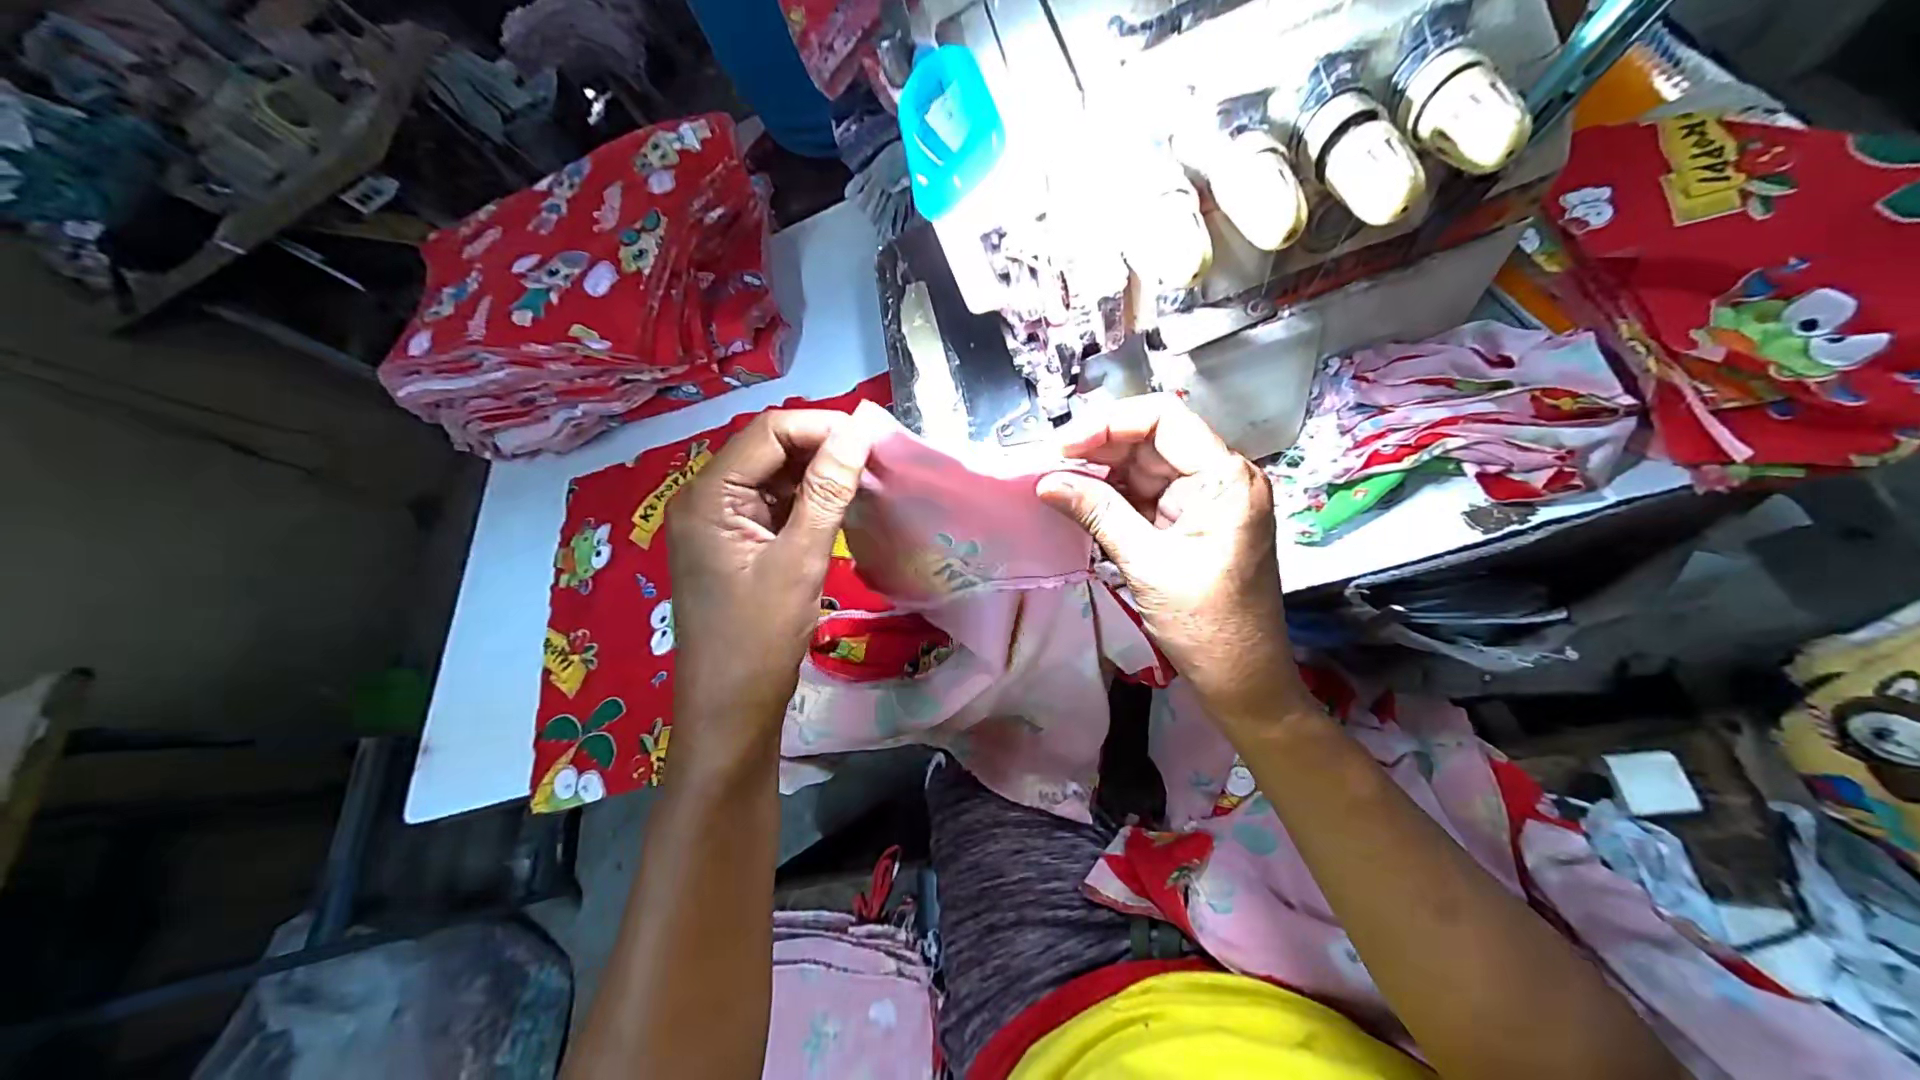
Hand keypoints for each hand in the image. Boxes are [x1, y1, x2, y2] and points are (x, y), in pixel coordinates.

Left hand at [668, 410, 870, 759]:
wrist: (730, 708)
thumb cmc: (760, 638)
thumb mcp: (800, 560)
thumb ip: (827, 491)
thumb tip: (856, 432)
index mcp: (707, 495)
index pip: (768, 432)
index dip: (821, 427)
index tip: (872, 441)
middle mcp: (704, 497)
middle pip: (767, 448)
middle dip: (821, 448)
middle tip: (874, 462)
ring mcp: (717, 521)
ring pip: (772, 475)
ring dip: (816, 474)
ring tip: (864, 482)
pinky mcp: (733, 542)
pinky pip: (771, 503)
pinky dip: (805, 500)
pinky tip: (839, 507)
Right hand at [1035, 394, 1311, 726]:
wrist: (1242, 679)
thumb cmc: (1206, 624)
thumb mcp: (1147, 563)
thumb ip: (1098, 513)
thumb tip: (1045, 481)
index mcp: (1226, 478)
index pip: (1164, 417)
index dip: (1108, 422)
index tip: (1063, 446)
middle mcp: (1221, 478)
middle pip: (1152, 439)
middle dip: (1098, 448)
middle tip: (1048, 466)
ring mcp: (1206, 501)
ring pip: (1145, 467)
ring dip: (1101, 473)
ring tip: (1055, 483)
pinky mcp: (1191, 523)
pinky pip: (1147, 496)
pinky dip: (1113, 497)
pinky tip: (1079, 501)